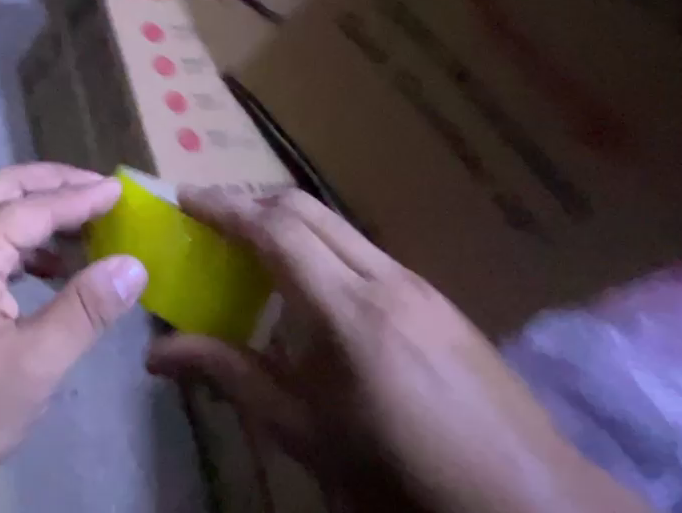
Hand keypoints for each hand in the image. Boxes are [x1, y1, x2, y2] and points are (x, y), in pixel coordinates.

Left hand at [0, 164, 148, 507]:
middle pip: (6, 190)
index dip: (82, 197)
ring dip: (38, 211)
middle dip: (54, 184)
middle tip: (102, 191)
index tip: (123, 189)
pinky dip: (21, 242)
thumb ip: (84, 311)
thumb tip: (131, 265)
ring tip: (87, 228)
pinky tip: (51, 270)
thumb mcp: (32, 366)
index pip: (35, 207)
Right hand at [148, 188, 647, 512]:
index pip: (275, 229)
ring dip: (284, 218)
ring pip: (336, 223)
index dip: (223, 206)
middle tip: (205, 214)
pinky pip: (362, 248)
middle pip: (305, 207)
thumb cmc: (399, 468)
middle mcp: (385, 279)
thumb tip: (154, 353)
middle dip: (248, 200)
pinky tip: (310, 283)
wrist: (527, 500)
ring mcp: (418, 284)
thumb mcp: (303, 430)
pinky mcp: (438, 299)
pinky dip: (319, 243)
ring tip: (249, 242)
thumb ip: (229, 376)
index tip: (181, 198)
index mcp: (347, 309)